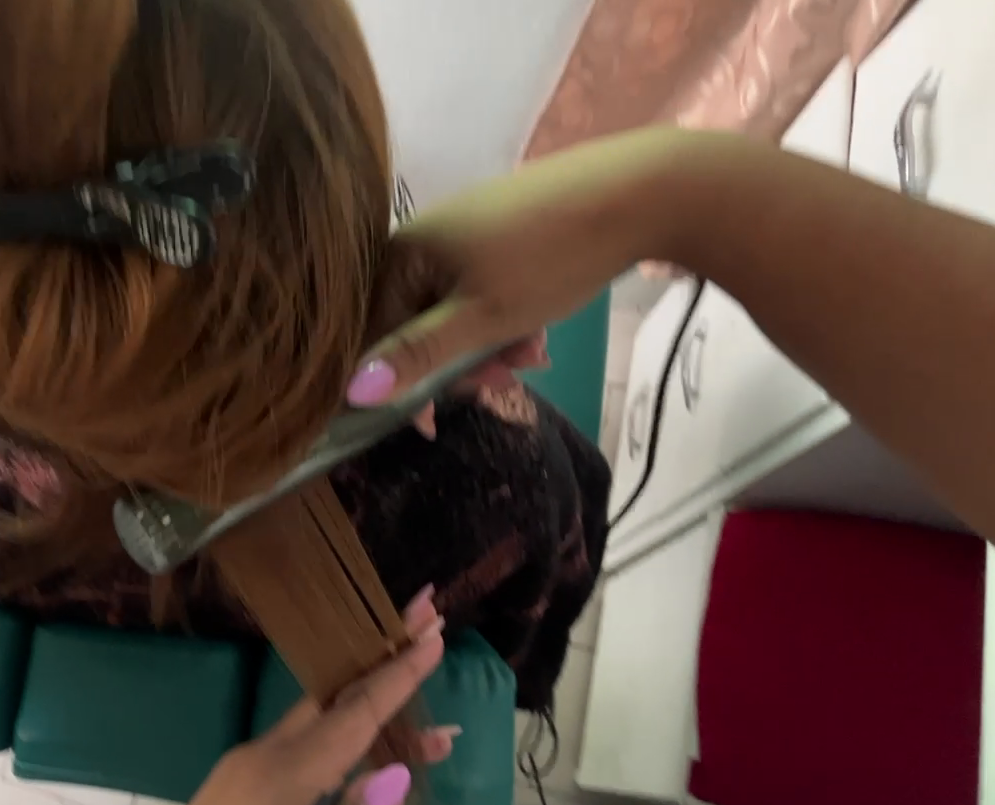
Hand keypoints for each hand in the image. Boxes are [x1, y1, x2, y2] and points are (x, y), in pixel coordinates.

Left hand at [0, 595, 447, 804]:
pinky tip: (368, 754)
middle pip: (334, 698)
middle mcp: (262, 757)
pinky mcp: (237, 786)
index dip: (399, 673)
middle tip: (427, 624)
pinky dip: (341, 739)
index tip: (433, 631)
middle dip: (383, 661)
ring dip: (368, 706)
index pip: (355, 714)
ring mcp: (245, 768)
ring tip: (424, 701)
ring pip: (317, 721)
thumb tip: (396, 774)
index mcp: (282, 778)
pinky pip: (300, 746)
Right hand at [348, 128, 706, 417]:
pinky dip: (497, 320)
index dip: (396, 383)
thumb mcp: (479, 320)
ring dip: (483, 348)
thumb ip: (414, 357)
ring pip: (448, 315)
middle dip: (453, 364)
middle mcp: (419, 239)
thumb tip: (352, 393)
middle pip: (413, 326)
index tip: (431, 423)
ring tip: (530, 355)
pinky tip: (532, 331)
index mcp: (401, 253)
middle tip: (499, 382)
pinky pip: (474, 293)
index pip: (374, 335)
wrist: (642, 190)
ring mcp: (457, 233)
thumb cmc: (548, 259)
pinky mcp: (493, 232)